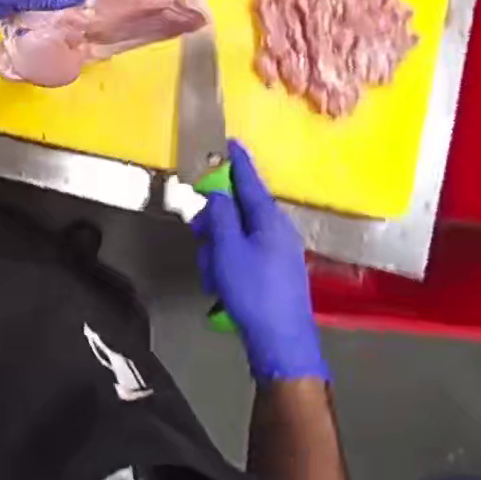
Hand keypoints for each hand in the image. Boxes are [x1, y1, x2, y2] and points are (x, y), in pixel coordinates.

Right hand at [191, 142, 328, 383]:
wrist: (281, 337)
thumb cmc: (252, 289)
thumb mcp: (227, 249)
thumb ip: (220, 216)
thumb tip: (217, 192)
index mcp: (269, 220)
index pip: (250, 182)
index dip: (237, 162)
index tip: (229, 142)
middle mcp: (276, 230)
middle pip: (238, 210)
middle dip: (214, 220)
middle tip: (200, 235)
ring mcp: (277, 251)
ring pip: (235, 235)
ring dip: (217, 248)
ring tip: (212, 272)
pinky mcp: (272, 270)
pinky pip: (242, 254)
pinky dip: (226, 263)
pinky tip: (220, 283)